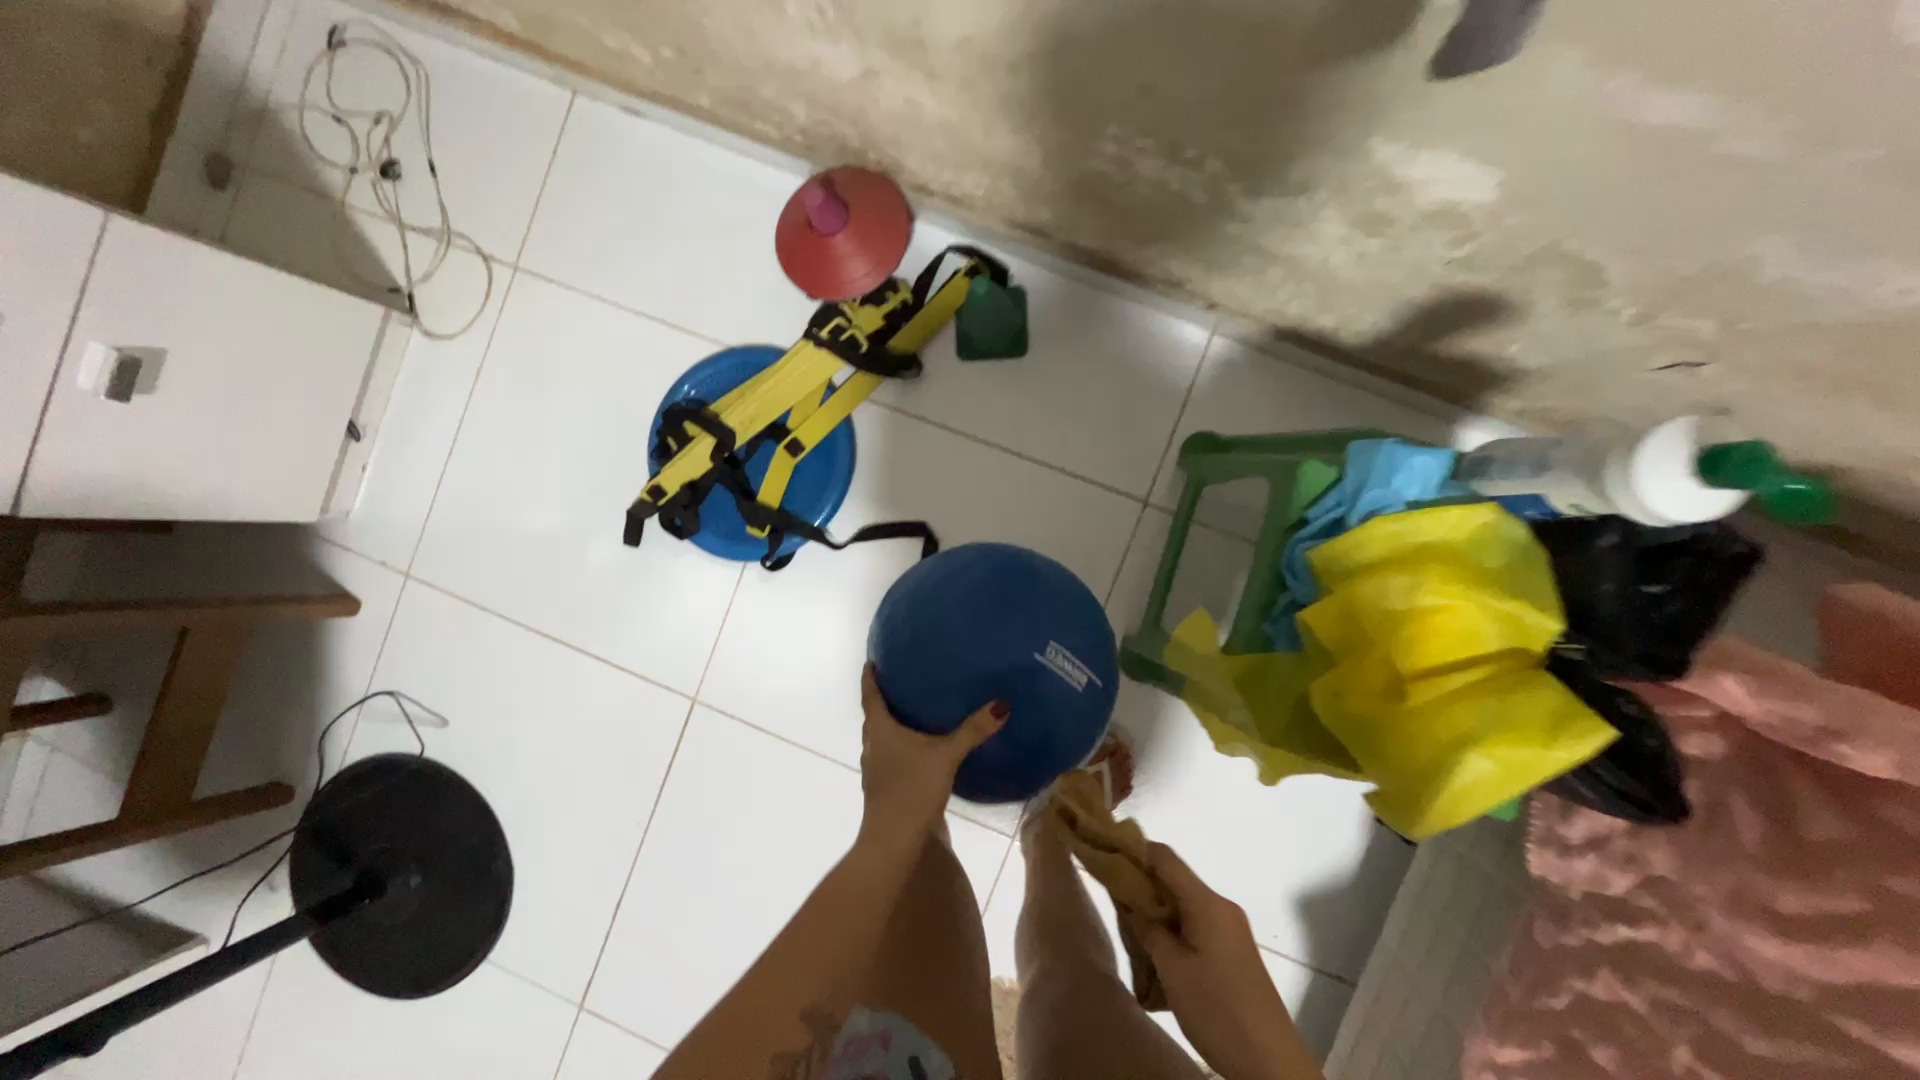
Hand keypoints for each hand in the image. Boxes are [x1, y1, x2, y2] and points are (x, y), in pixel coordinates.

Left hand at [856, 665, 1006, 851]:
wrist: (893, 840)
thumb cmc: (912, 789)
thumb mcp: (946, 756)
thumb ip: (972, 731)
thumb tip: (1001, 704)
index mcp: (881, 731)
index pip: (870, 697)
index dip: (869, 679)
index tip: (869, 662)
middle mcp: (872, 747)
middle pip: (873, 718)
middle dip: (881, 702)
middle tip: (898, 685)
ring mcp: (875, 771)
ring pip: (879, 741)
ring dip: (889, 727)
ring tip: (910, 716)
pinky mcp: (882, 790)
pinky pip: (888, 759)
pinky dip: (898, 749)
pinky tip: (917, 754)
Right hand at [1130, 843, 1321, 1079]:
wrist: (1270, 1062)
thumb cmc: (1217, 1010)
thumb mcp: (1171, 969)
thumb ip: (1147, 928)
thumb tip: (1128, 899)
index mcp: (1208, 903)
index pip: (1164, 857)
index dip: (1133, 852)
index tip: (1104, 860)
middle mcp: (1221, 907)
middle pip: (1173, 881)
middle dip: (1141, 890)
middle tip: (1112, 907)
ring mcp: (1230, 930)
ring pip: (1182, 907)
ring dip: (1156, 916)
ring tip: (1130, 938)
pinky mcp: (1232, 952)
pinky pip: (1195, 927)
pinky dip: (1172, 933)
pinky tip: (1156, 959)